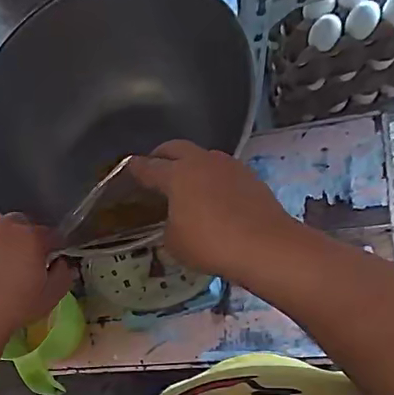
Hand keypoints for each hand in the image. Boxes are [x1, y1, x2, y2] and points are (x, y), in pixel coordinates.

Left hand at [0, 215, 75, 343]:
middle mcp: (7, 228)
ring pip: (5, 232)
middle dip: (33, 239)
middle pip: (27, 225)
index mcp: (32, 237)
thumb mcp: (52, 295)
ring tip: (13, 268)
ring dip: (13, 243)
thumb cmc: (17, 307)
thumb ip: (64, 274)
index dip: (58, 247)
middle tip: (35, 262)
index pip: (53, 234)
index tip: (58, 260)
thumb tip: (62, 263)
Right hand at [128, 140, 305, 277]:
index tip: (128, 167)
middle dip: (162, 155)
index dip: (135, 168)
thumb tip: (174, 222)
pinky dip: (214, 180)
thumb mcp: (175, 244)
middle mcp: (202, 161)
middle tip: (156, 166)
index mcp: (177, 174)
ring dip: (192, 165)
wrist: (265, 246)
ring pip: (204, 157)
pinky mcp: (251, 178)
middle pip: (176, 148)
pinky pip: (224, 173)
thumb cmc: (211, 244)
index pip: (148, 167)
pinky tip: (215, 196)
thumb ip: (168, 227)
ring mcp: (230, 166)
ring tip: (188, 182)